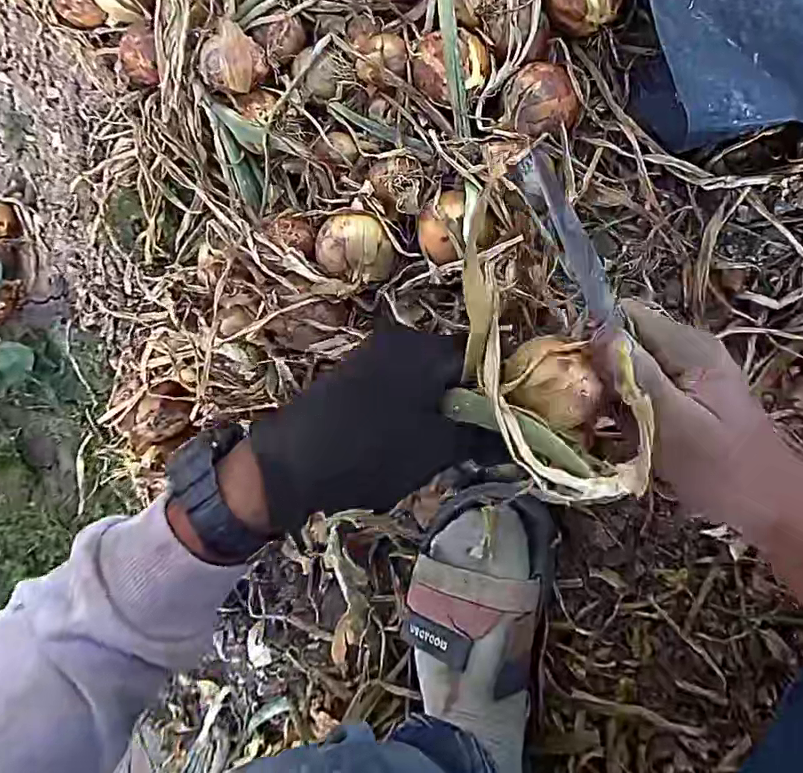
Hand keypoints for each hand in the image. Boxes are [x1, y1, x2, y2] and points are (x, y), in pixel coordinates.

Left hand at [248, 327, 500, 532]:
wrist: (289, 464)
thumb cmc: (371, 451)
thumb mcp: (436, 448)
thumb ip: (480, 435)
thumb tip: (514, 436)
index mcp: (425, 348)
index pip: (481, 358)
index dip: (499, 391)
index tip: (507, 423)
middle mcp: (402, 339)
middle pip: (454, 364)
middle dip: (470, 399)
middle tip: (478, 439)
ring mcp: (376, 353)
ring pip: (429, 375)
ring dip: (444, 404)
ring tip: (447, 444)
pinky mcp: (358, 371)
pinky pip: (403, 380)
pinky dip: (417, 404)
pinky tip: (414, 437)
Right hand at [601, 298, 802, 544]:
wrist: (779, 512)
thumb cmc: (724, 471)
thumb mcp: (673, 423)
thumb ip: (638, 373)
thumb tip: (601, 330)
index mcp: (690, 346)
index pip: (627, 315)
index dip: (599, 338)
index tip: (584, 377)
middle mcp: (692, 349)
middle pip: (630, 341)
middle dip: (608, 373)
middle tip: (603, 415)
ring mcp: (695, 373)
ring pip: (636, 368)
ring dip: (621, 397)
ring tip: (625, 434)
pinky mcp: (694, 396)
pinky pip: (651, 389)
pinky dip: (638, 410)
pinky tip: (640, 441)